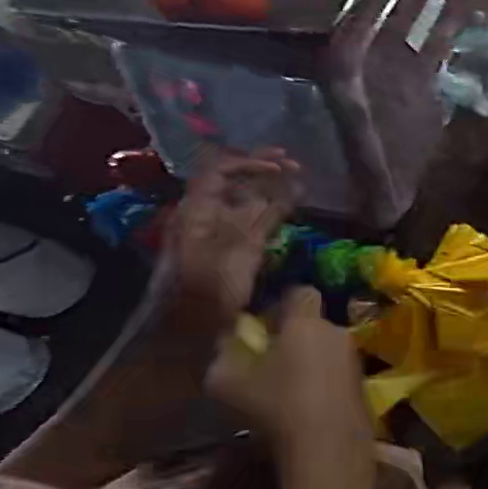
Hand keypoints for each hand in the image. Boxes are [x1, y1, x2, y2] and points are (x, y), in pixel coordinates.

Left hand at [167, 148, 301, 324]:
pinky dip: (266, 210)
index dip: (252, 162)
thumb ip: (267, 215)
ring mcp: (213, 231)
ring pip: (240, 199)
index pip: (221, 170)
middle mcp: (203, 214)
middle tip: (294, 166)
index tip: (282, 165)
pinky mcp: (225, 248)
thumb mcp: (242, 248)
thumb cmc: (213, 285)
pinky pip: (245, 219)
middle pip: (230, 181)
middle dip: (262, 170)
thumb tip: (294, 185)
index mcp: (197, 209)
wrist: (193, 326)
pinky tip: (285, 210)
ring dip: (267, 189)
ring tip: (295, 183)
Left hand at [207, 287, 367, 450]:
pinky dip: (332, 371)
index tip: (298, 290)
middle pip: (269, 338)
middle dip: (300, 325)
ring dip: (320, 348)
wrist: (338, 446)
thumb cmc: (311, 385)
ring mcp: (270, 403)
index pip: (239, 319)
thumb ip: (300, 301)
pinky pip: (315, 380)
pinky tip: (349, 367)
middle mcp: (239, 385)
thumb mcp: (305, 328)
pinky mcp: (301, 414)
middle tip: (325, 314)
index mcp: (224, 365)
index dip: (268, 300)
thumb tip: (301, 291)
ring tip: (342, 341)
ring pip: (296, 359)